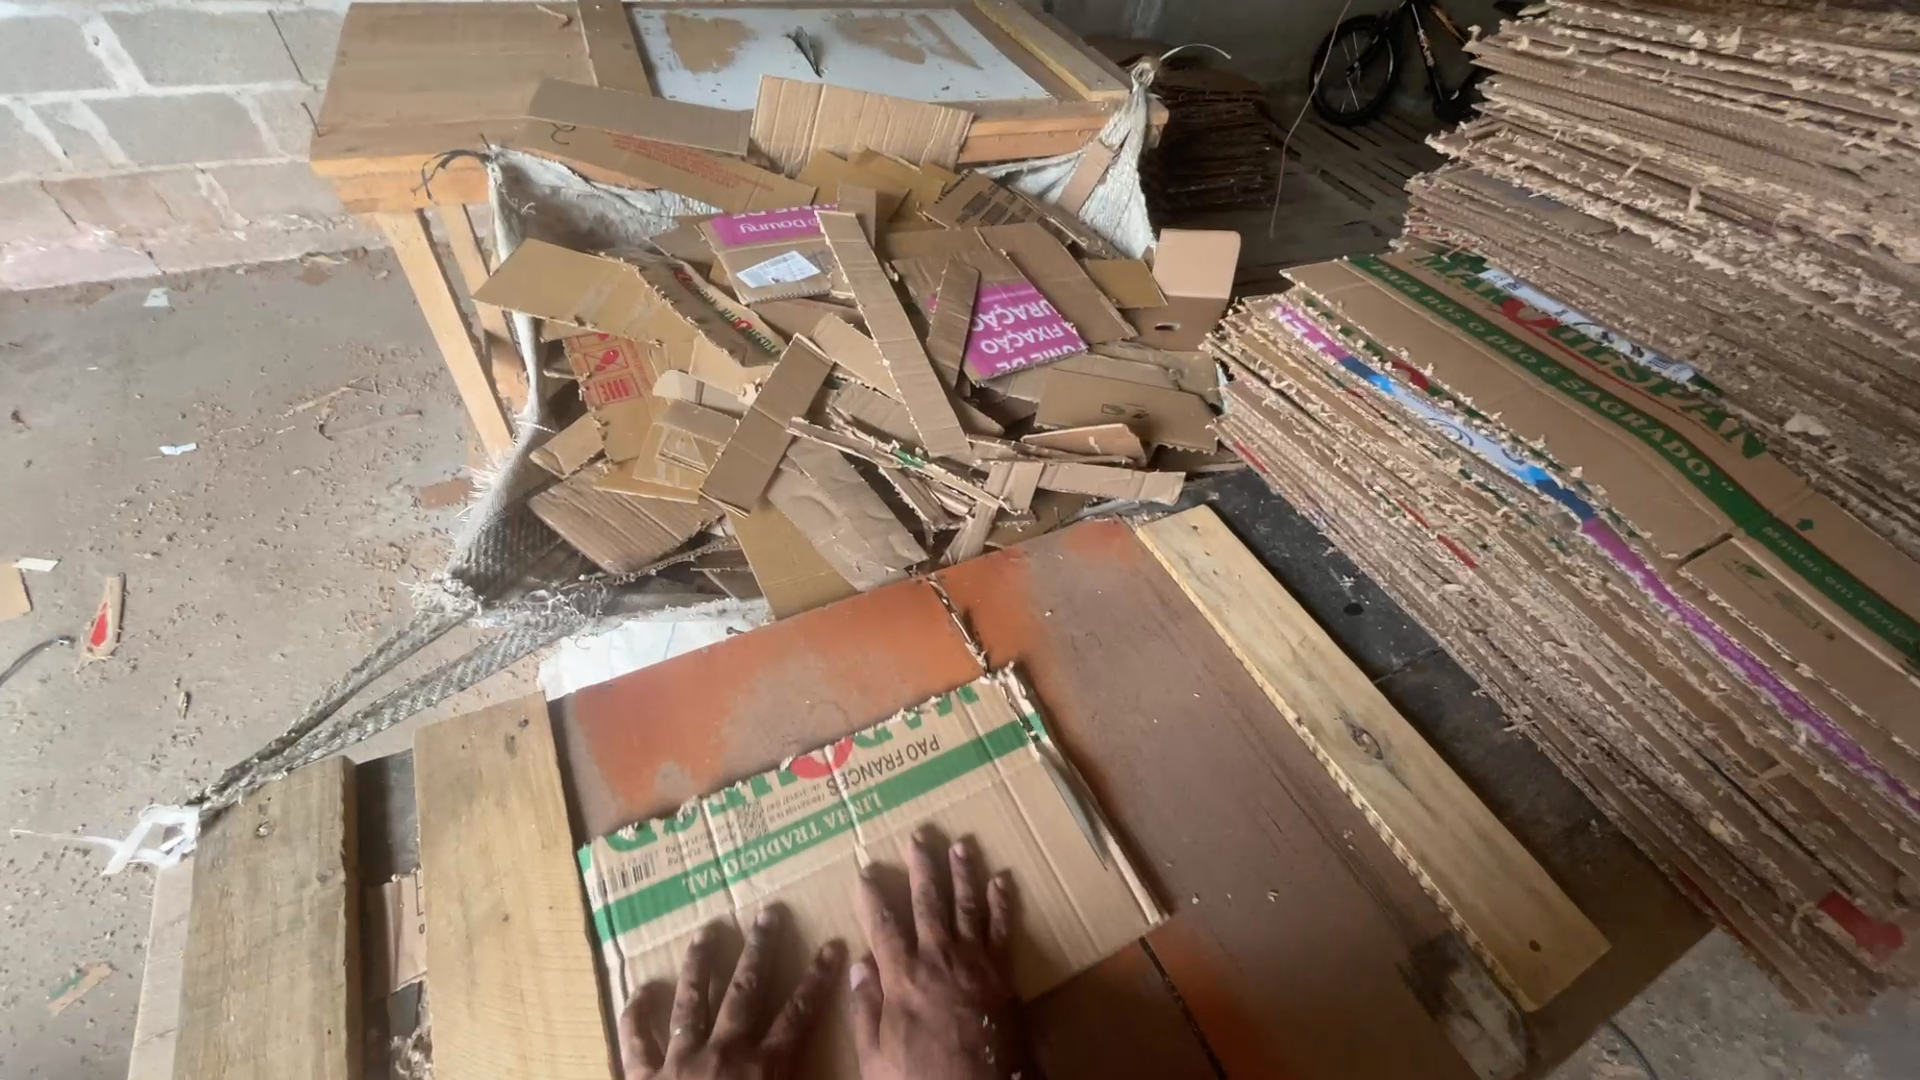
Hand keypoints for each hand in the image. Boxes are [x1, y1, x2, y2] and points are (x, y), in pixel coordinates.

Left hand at [620, 905, 842, 1079]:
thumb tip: (847, 1076)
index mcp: (763, 1070)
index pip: (799, 1012)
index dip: (818, 977)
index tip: (833, 945)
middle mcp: (724, 1053)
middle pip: (746, 990)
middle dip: (760, 948)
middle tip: (769, 913)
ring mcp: (680, 1062)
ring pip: (692, 1000)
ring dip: (700, 962)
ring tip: (707, 930)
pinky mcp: (643, 1079)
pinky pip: (637, 1043)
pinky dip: (636, 1016)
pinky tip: (640, 990)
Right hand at [849, 829, 1027, 1079]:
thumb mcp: (876, 1059)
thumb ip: (865, 1010)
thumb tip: (857, 964)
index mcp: (903, 977)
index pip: (882, 925)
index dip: (872, 896)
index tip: (865, 871)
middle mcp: (937, 957)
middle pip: (927, 900)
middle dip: (921, 866)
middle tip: (917, 835)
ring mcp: (972, 959)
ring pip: (965, 903)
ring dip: (962, 871)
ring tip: (959, 844)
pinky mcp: (1001, 970)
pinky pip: (1002, 927)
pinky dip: (1001, 901)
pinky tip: (1002, 879)